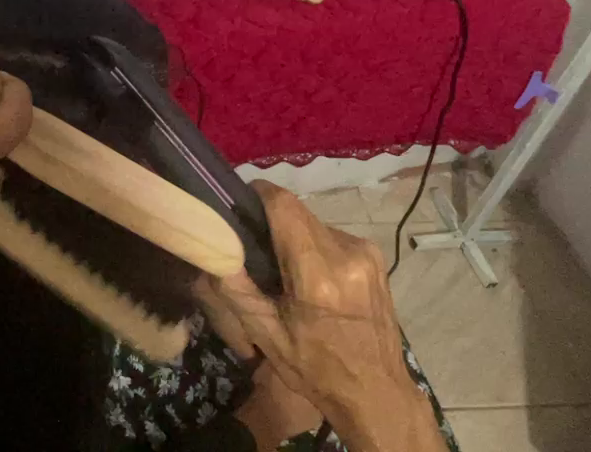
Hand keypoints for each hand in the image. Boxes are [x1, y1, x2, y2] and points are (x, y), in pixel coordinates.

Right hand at [197, 182, 443, 451]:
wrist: (378, 395)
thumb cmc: (317, 369)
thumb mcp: (267, 335)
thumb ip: (236, 288)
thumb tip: (212, 246)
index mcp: (317, 273)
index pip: (282, 205)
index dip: (257, 195)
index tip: (238, 206)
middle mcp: (346, 252)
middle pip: (296, 212)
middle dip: (272, 222)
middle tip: (256, 250)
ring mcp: (366, 252)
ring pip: (313, 222)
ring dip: (294, 236)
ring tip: (286, 270)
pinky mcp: (375, 256)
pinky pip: (331, 235)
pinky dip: (315, 247)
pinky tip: (314, 278)